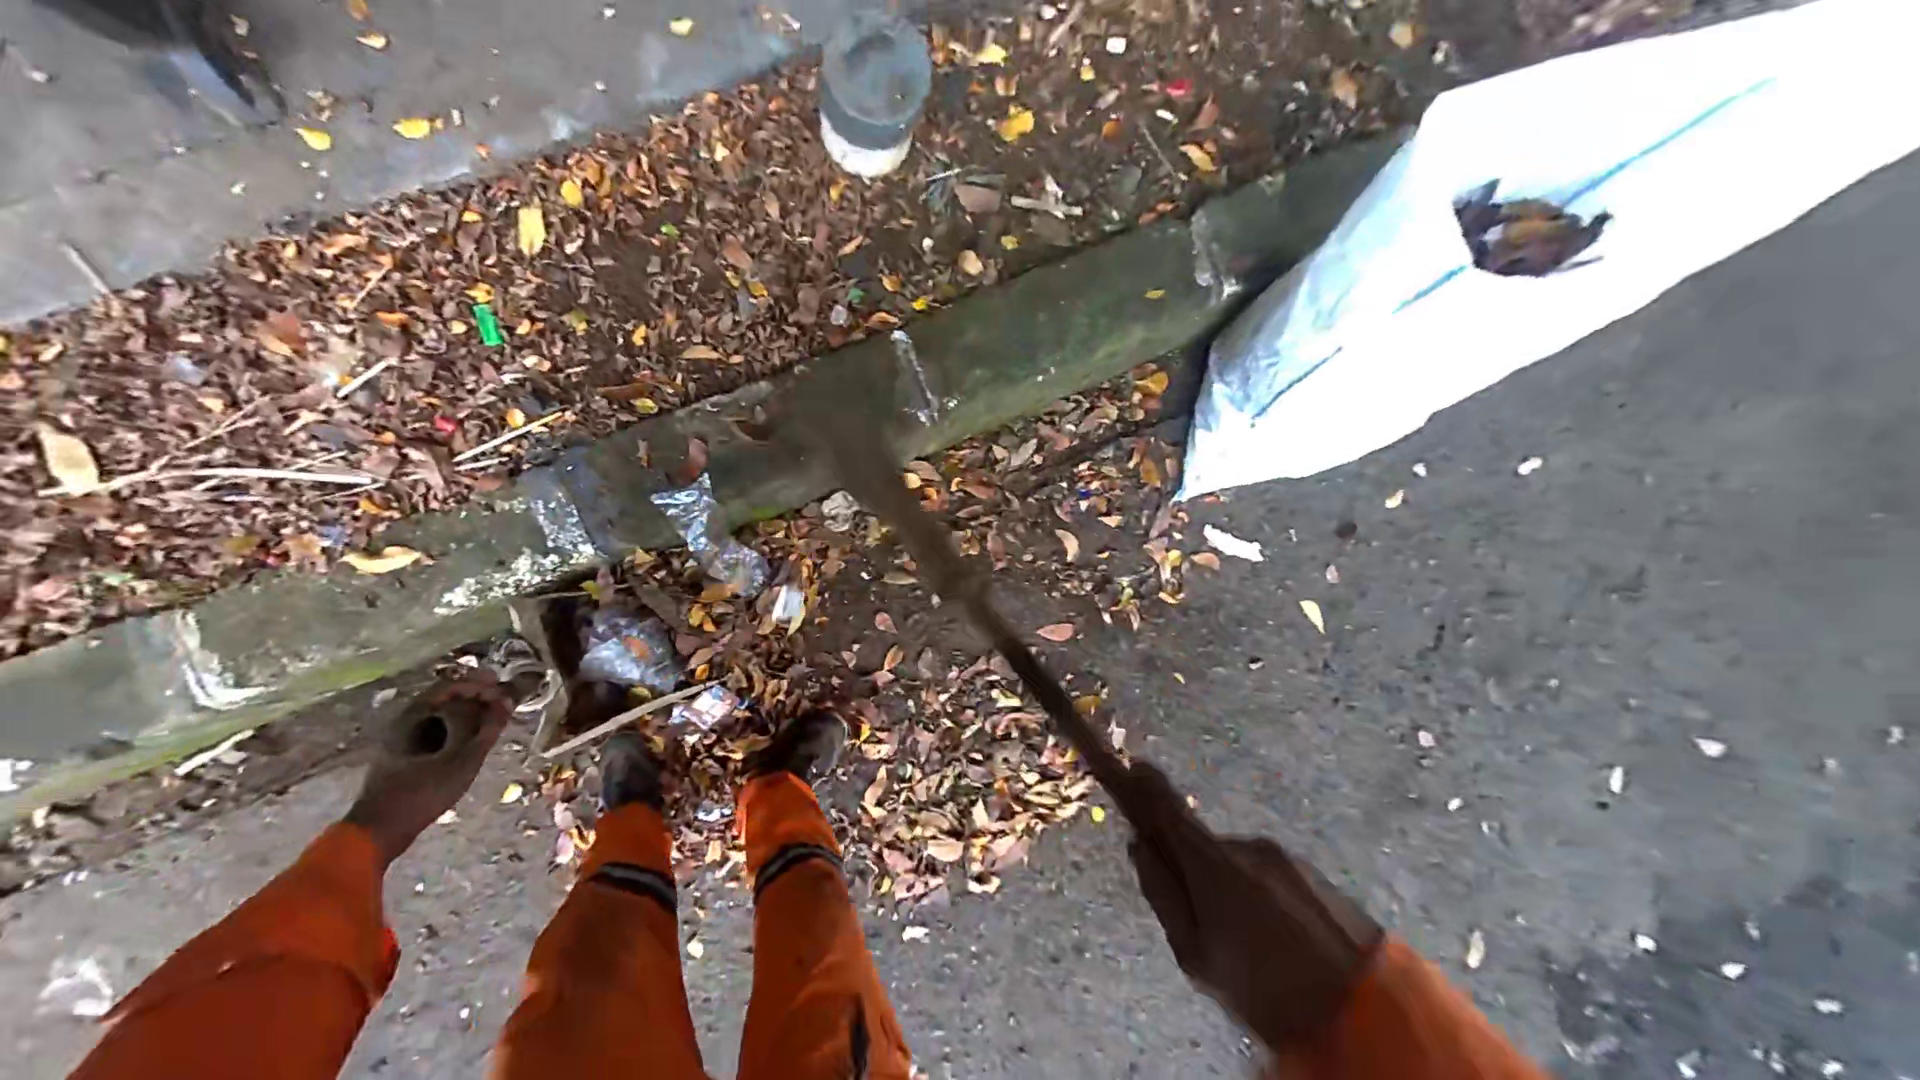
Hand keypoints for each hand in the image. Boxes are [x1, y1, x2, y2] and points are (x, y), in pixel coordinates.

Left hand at [344, 676, 510, 866]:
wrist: (378, 832)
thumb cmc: (421, 793)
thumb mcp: (462, 760)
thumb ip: (487, 728)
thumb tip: (505, 700)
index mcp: (414, 716)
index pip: (452, 685)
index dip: (482, 684)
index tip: (505, 690)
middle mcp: (406, 720)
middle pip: (447, 697)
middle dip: (479, 697)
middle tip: (505, 704)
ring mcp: (403, 739)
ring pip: (443, 714)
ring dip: (471, 713)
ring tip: (495, 721)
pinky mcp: (405, 755)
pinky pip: (438, 730)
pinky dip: (460, 728)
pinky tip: (474, 740)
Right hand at [1123, 762, 1383, 1049]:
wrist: (1370, 1014)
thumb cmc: (1267, 992)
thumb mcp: (1197, 957)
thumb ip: (1162, 895)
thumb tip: (1139, 846)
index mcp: (1211, 864)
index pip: (1160, 804)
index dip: (1135, 778)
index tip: (1121, 755)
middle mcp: (1244, 845)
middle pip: (1195, 841)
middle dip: (1188, 868)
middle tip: (1200, 922)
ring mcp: (1280, 855)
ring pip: (1231, 862)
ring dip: (1226, 888)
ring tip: (1248, 946)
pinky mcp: (1308, 870)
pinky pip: (1263, 873)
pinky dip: (1256, 896)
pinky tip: (1274, 941)